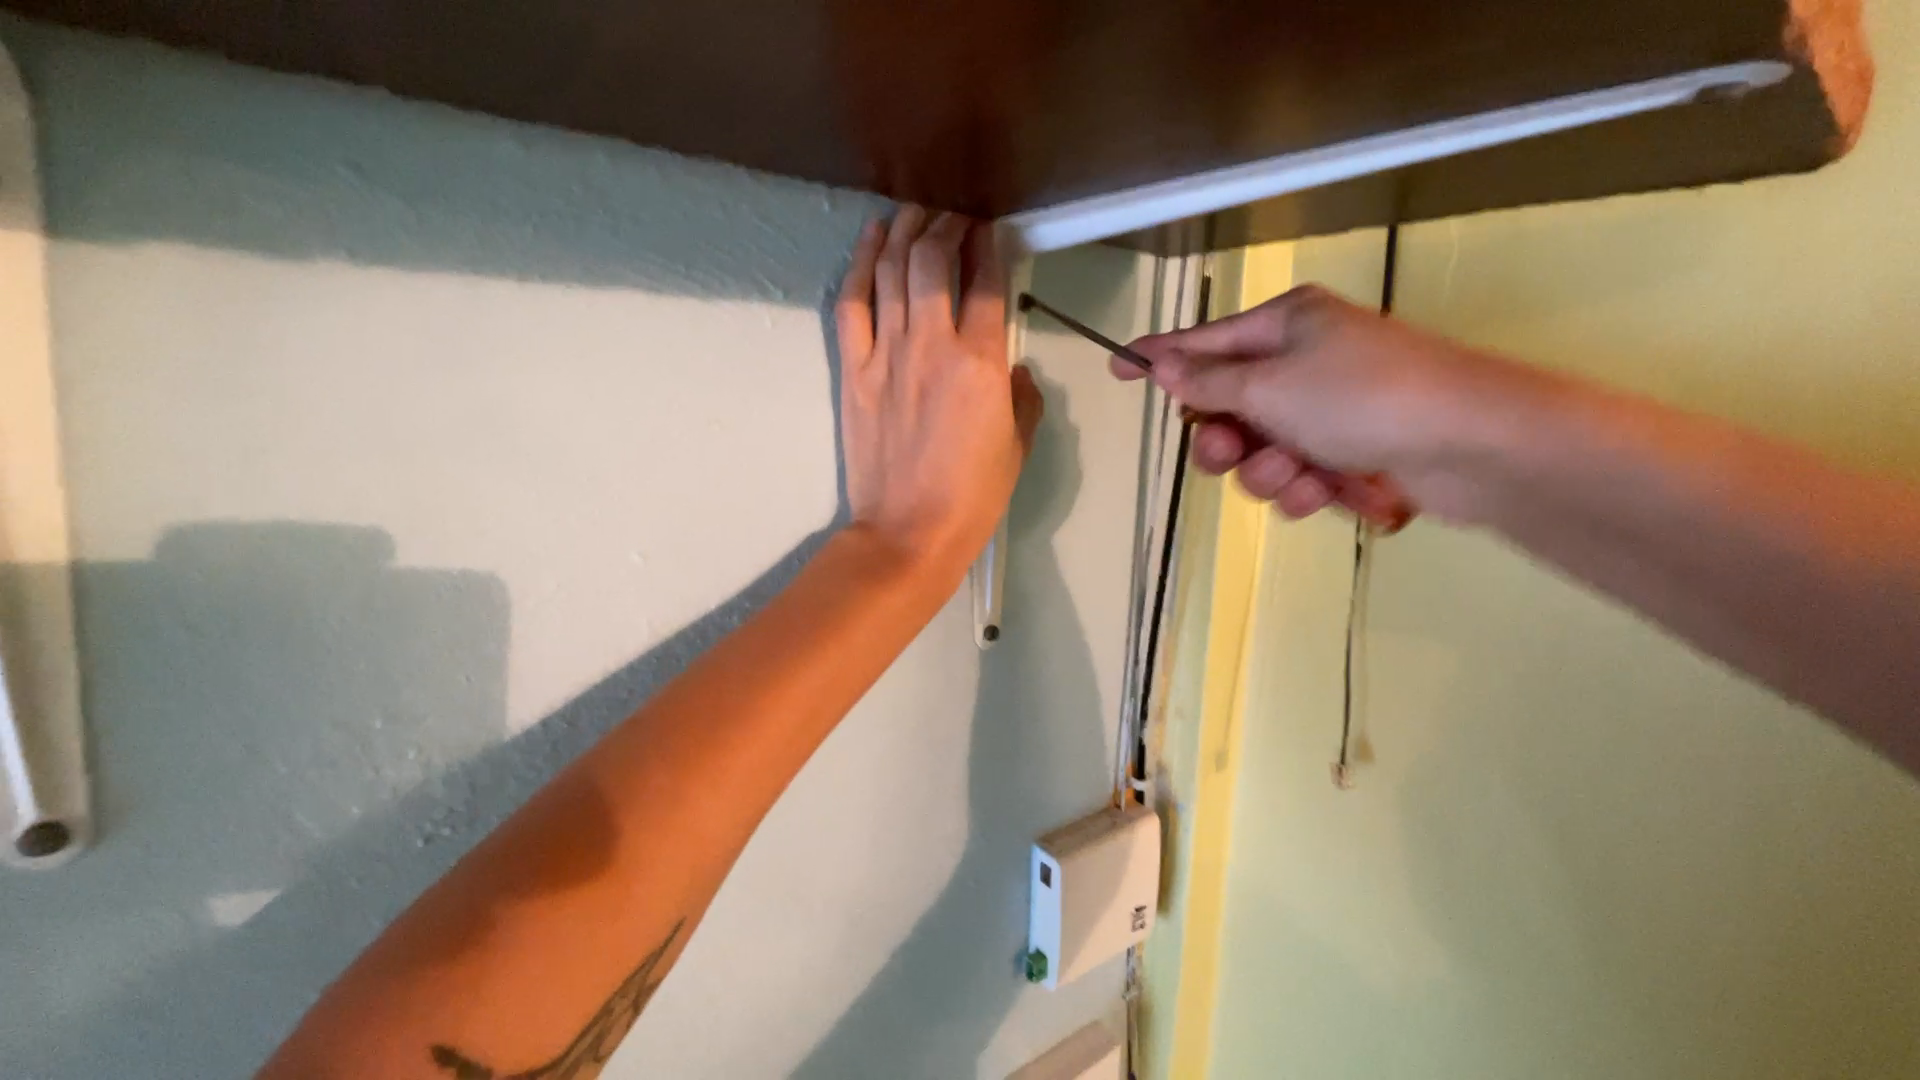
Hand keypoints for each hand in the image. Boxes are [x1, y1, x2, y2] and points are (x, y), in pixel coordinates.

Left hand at [837, 208, 1042, 570]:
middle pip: (933, 261)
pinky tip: (872, 238)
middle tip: (952, 217)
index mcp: (981, 362)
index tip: (989, 230)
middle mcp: (933, 344)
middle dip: (945, 226)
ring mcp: (887, 354)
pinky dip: (861, 264)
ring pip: (892, 270)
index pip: (985, 281)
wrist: (909, 531)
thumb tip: (1011, 365)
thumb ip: (1022, 394)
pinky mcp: (854, 370)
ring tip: (915, 212)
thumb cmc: (974, 495)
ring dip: (904, 231)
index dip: (987, 244)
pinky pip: (853, 303)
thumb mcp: (1019, 444)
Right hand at [1112, 284, 1524, 524]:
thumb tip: (1162, 364)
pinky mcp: (1352, 452)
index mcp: (1284, 326)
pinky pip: (1300, 475)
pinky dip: (1309, 488)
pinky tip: (1334, 492)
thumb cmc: (1362, 398)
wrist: (1472, 445)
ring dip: (1271, 472)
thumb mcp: (1270, 386)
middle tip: (1227, 452)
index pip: (1202, 342)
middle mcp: (1304, 361)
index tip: (1116, 368)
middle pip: (1227, 407)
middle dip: (1224, 440)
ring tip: (1302, 476)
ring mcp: (1329, 409)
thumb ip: (1208, 382)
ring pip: (1260, 452)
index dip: (1157, 357)